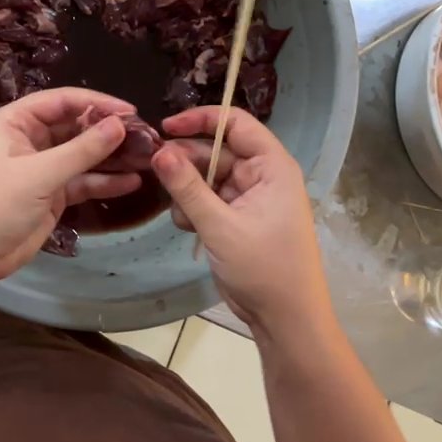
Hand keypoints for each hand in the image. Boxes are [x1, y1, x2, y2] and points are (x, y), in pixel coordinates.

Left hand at [0, 88, 143, 282]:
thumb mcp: (40, 173)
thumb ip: (82, 150)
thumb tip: (121, 124)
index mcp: (18, 121)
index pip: (64, 100)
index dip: (97, 102)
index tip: (131, 111)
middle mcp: (32, 138)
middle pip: (77, 126)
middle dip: (109, 130)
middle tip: (147, 136)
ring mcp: (44, 167)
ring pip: (84, 154)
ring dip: (112, 156)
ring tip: (148, 157)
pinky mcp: (53, 194)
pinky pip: (84, 181)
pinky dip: (106, 181)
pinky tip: (133, 182)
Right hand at [152, 107, 328, 335]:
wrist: (286, 321)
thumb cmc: (264, 269)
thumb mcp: (220, 226)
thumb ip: (188, 187)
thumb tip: (159, 152)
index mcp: (272, 167)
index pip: (235, 124)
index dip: (201, 120)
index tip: (166, 127)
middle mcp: (262, 176)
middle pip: (217, 150)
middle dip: (186, 162)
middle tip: (156, 172)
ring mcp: (249, 198)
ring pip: (208, 177)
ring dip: (187, 190)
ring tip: (178, 213)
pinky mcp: (237, 219)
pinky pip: (208, 200)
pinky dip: (193, 208)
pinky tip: (185, 227)